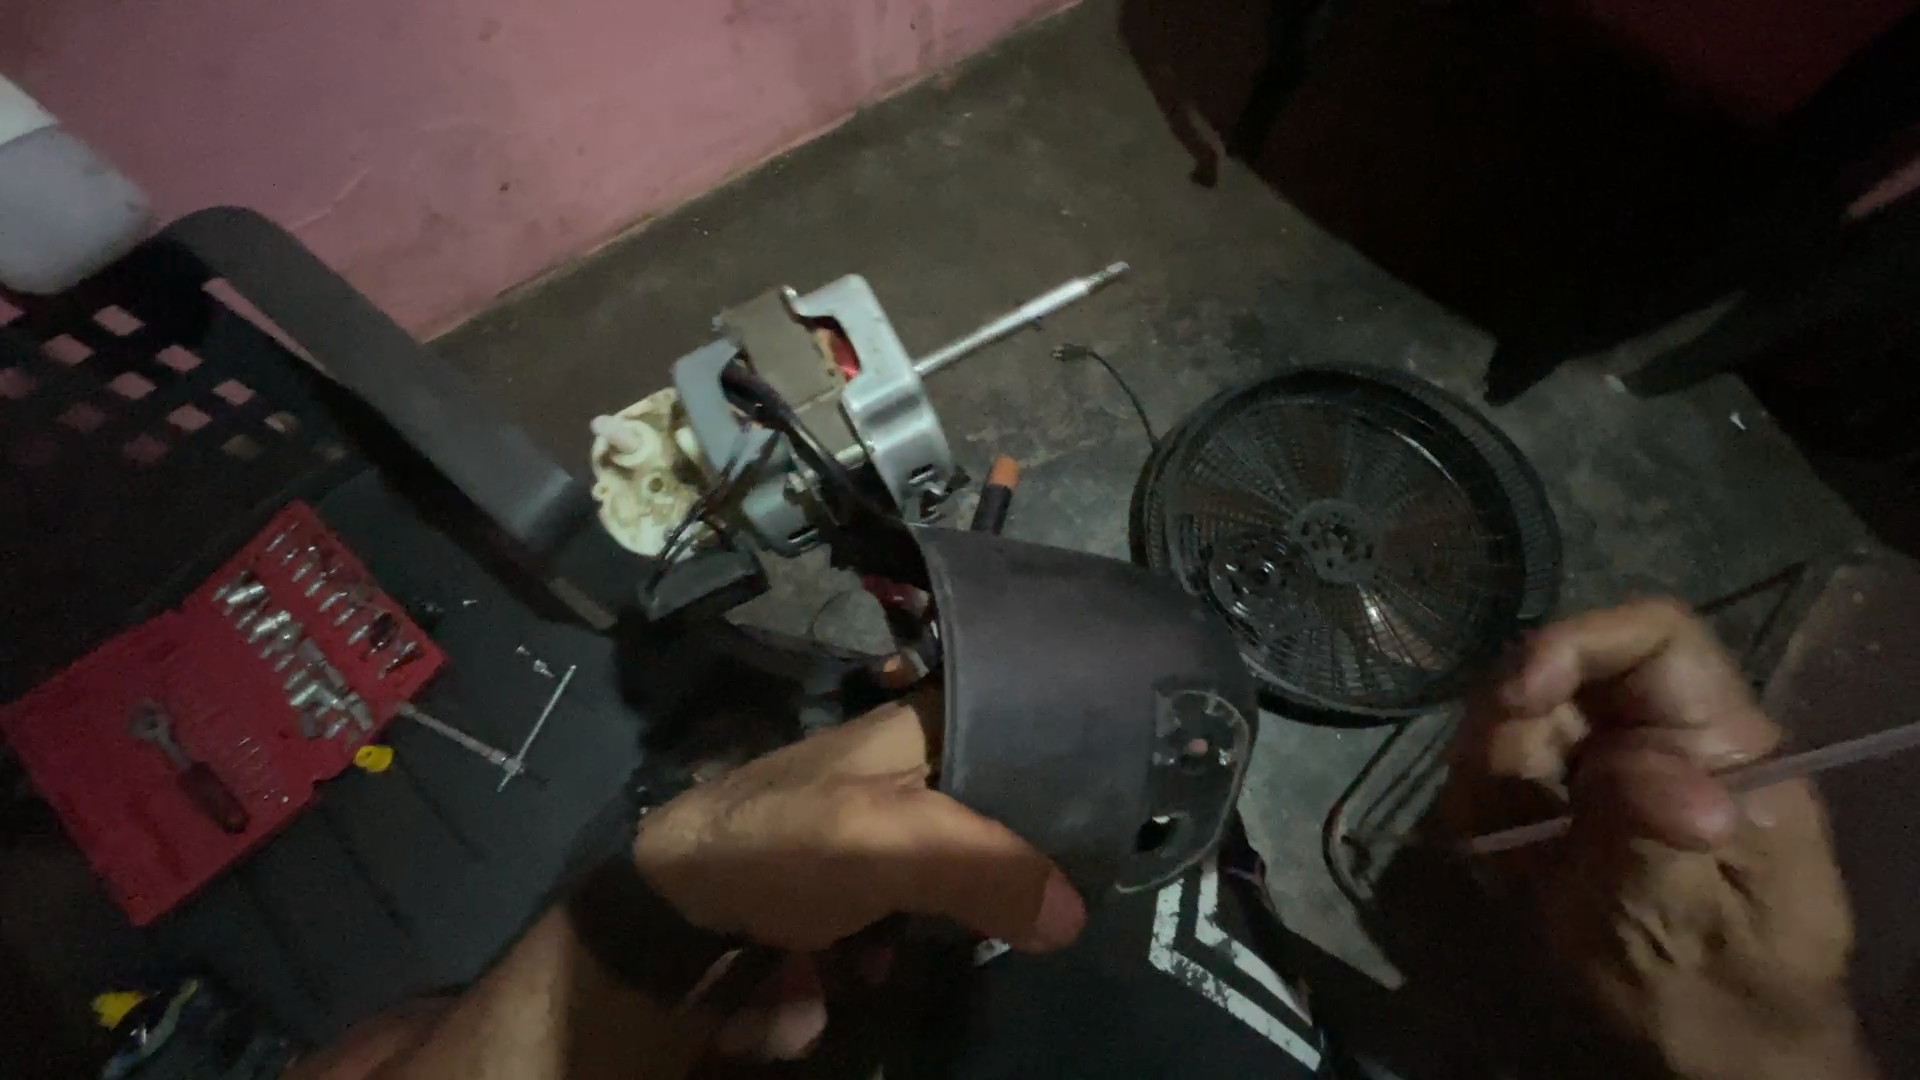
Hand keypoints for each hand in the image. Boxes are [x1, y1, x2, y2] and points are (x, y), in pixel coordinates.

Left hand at [633, 691, 1085, 1056]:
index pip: (1026, 734)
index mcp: (930, 725)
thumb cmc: (783, 840)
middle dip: (999, 879)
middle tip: (1005, 925)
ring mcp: (884, 812)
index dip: (1061, 785)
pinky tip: (864, 962)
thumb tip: (1074, 916)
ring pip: (960, 865)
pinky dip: (897, 937)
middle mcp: (915, 760)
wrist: (670, 892)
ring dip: (940, 923)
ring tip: (891, 954)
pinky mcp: (858, 859)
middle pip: (998, 812)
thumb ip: (983, 870)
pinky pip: (913, 899)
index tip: (1086, 844)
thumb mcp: (889, 844)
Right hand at [1444, 599, 1870, 1079]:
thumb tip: (1669, 779)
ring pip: (1496, 719)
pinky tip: (1507, 867)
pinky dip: (1473, 814)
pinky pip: (1473, 769)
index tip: (1518, 697)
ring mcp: (1585, 759)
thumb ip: (1668, 845)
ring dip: (1486, 784)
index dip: (1575, 643)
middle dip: (1508, 735)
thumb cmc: (1722, 994)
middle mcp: (1647, 733)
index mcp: (1719, 744)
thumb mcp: (1704, 929)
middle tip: (1504, 817)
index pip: (1650, 637)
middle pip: (1548, 673)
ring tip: (1516, 860)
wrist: (1690, 1049)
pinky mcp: (1537, 789)